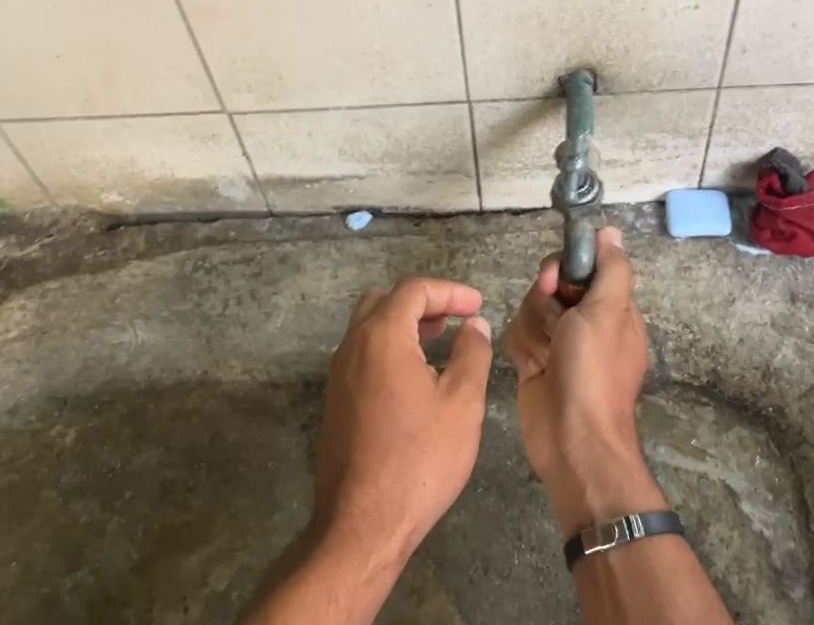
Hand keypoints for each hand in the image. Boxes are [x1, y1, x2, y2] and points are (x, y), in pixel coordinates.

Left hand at [313, 277, 494, 566]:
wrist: (362, 523)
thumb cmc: (419, 459)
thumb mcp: (462, 403)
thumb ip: (471, 354)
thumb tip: (474, 325)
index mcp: (381, 336)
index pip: (414, 289)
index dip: (450, 291)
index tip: (477, 305)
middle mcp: (352, 346)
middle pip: (384, 300)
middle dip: (423, 301)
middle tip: (455, 317)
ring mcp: (339, 374)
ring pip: (369, 327)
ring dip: (405, 323)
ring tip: (441, 340)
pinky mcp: (337, 400)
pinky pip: (363, 353)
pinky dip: (390, 346)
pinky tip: (418, 375)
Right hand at [504, 228, 666, 534]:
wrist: (571, 440)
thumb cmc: (594, 373)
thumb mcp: (608, 312)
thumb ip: (611, 269)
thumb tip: (610, 231)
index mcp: (611, 308)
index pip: (580, 265)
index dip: (562, 268)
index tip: (555, 281)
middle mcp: (585, 321)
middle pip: (548, 285)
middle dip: (544, 304)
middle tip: (555, 325)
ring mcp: (558, 343)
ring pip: (529, 309)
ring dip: (534, 330)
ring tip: (546, 357)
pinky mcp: (535, 362)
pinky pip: (517, 335)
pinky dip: (523, 349)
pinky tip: (532, 368)